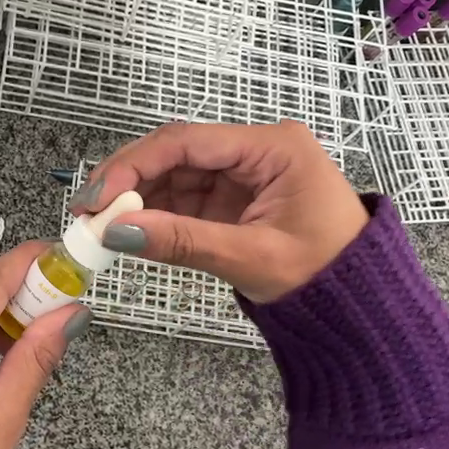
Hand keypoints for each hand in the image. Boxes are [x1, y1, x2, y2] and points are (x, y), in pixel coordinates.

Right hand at [71, 120, 369, 302]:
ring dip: (137, 200)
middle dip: (129, 182)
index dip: (134, 165)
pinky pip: (184, 199)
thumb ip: (182, 241)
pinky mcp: (233, 200)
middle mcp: (254, 151)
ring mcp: (242, 176)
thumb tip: (116, 232)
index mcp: (272, 148)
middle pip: (175, 154)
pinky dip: (155, 216)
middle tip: (87, 214)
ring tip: (100, 227)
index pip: (187, 141)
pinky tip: (129, 231)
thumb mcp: (252, 257)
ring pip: (174, 177)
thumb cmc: (325, 276)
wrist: (361, 307)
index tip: (97, 197)